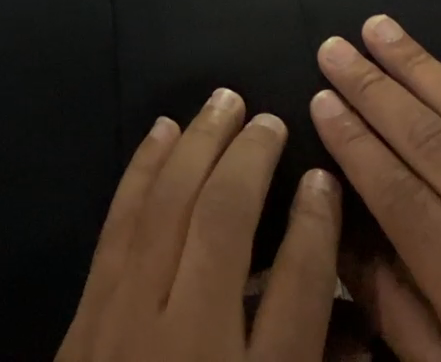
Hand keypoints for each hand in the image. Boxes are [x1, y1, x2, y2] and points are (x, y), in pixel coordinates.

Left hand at [57, 89, 343, 361]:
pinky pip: (119, 222)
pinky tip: (160, 133)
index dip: (318, 226)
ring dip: (198, 145)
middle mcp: (190, 338)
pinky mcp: (87, 310)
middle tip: (268, 118)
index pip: (301, 291)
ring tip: (222, 103)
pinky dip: (142, 168)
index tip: (324, 177)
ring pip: (167, 206)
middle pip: (223, 223)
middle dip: (250, 160)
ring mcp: (127, 317)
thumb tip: (353, 329)